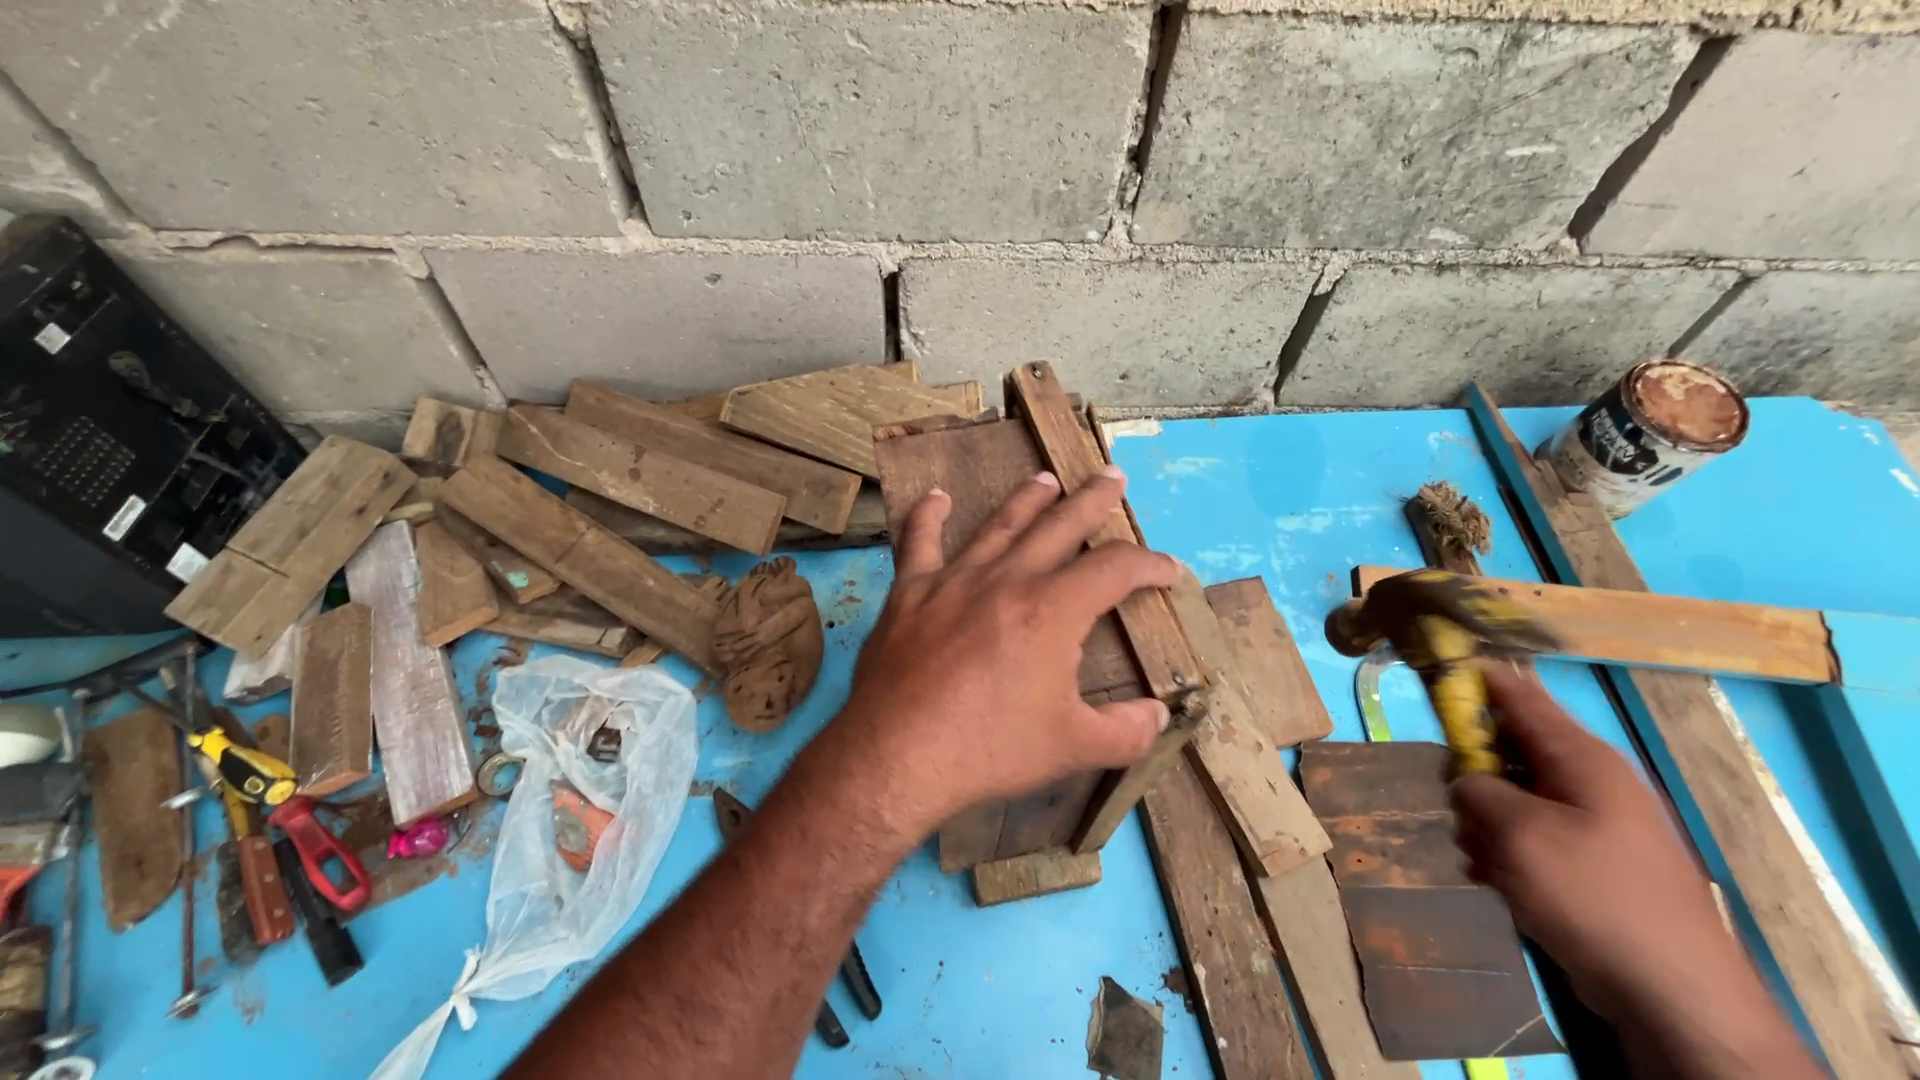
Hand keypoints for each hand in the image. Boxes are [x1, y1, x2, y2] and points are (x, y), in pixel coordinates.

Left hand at [830, 466, 1178, 841]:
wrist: (896, 756)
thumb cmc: (988, 750)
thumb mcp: (1072, 748)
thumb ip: (1126, 731)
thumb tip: (1159, 713)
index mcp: (1052, 610)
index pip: (1116, 569)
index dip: (1150, 565)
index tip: (1169, 570)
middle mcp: (1006, 580)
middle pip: (1059, 525)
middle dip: (1092, 500)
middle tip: (1112, 477)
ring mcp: (953, 580)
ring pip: (998, 525)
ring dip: (1027, 498)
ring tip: (1046, 478)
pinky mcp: (909, 593)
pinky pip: (918, 542)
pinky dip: (927, 516)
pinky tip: (936, 497)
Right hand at [1451, 666, 1742, 1018]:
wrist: (1672, 992)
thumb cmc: (1593, 896)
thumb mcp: (1517, 833)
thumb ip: (1477, 789)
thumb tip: (1464, 779)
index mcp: (1580, 757)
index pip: (1518, 693)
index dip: (1472, 679)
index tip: (1430, 676)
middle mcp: (1589, 780)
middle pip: (1507, 749)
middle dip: (1472, 775)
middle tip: (1458, 807)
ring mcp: (1592, 822)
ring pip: (1512, 797)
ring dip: (1484, 823)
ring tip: (1482, 860)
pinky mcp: (1589, 861)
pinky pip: (1530, 836)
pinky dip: (1505, 852)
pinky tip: (1495, 881)